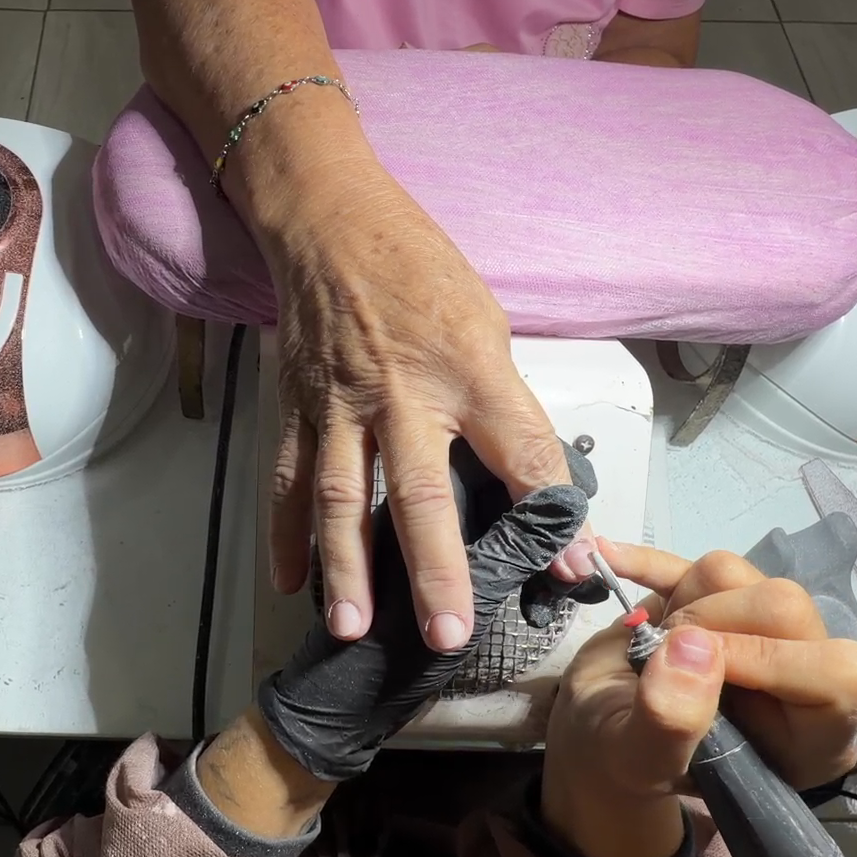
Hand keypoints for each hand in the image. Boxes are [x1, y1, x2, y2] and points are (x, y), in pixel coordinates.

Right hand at [262, 168, 592, 653]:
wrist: (330, 223)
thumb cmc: (418, 267)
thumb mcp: (484, 323)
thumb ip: (504, 404)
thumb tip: (531, 483)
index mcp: (466, 366)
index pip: (520, 449)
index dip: (551, 510)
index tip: (572, 567)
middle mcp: (400, 392)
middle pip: (419, 491)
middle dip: (434, 567)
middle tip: (445, 633)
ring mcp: (339, 404)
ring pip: (338, 496)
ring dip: (345, 566)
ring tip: (350, 627)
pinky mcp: (297, 408)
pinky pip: (287, 477)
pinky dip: (283, 532)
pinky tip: (288, 580)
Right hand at [541, 543, 856, 856]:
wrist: (597, 734)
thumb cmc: (625, 760)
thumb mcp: (637, 758)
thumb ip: (669, 720)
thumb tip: (693, 644)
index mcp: (812, 736)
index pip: (834, 671)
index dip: (762, 658)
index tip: (690, 670)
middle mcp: (800, 675)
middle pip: (786, 606)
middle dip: (706, 621)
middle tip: (659, 652)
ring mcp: (756, 628)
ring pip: (737, 575)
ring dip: (679, 600)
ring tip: (648, 639)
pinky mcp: (713, 598)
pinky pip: (686, 559)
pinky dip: (643, 560)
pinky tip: (608, 558)